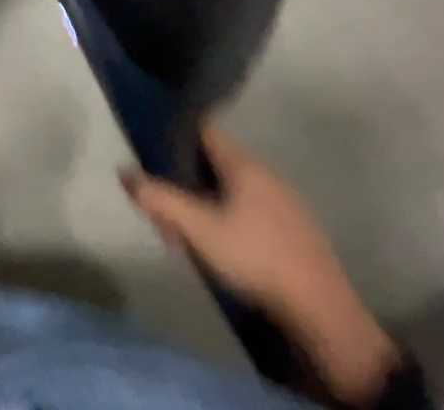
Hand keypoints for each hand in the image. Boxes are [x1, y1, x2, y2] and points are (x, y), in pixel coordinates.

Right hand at [123, 125, 398, 404]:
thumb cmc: (254, 257)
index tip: (145, 143)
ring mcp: (282, 204)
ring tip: (178, 232)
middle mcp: (266, 176)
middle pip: (210, 162)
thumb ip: (158, 197)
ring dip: (196, 202)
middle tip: (156, 204)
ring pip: (226, 189)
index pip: (204, 131)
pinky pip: (243, 209)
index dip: (173, 131)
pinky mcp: (289, 229)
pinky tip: (209, 244)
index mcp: (245, 167)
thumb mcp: (196, 227)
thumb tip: (124, 171)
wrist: (320, 312)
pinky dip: (218, 217)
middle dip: (179, 178)